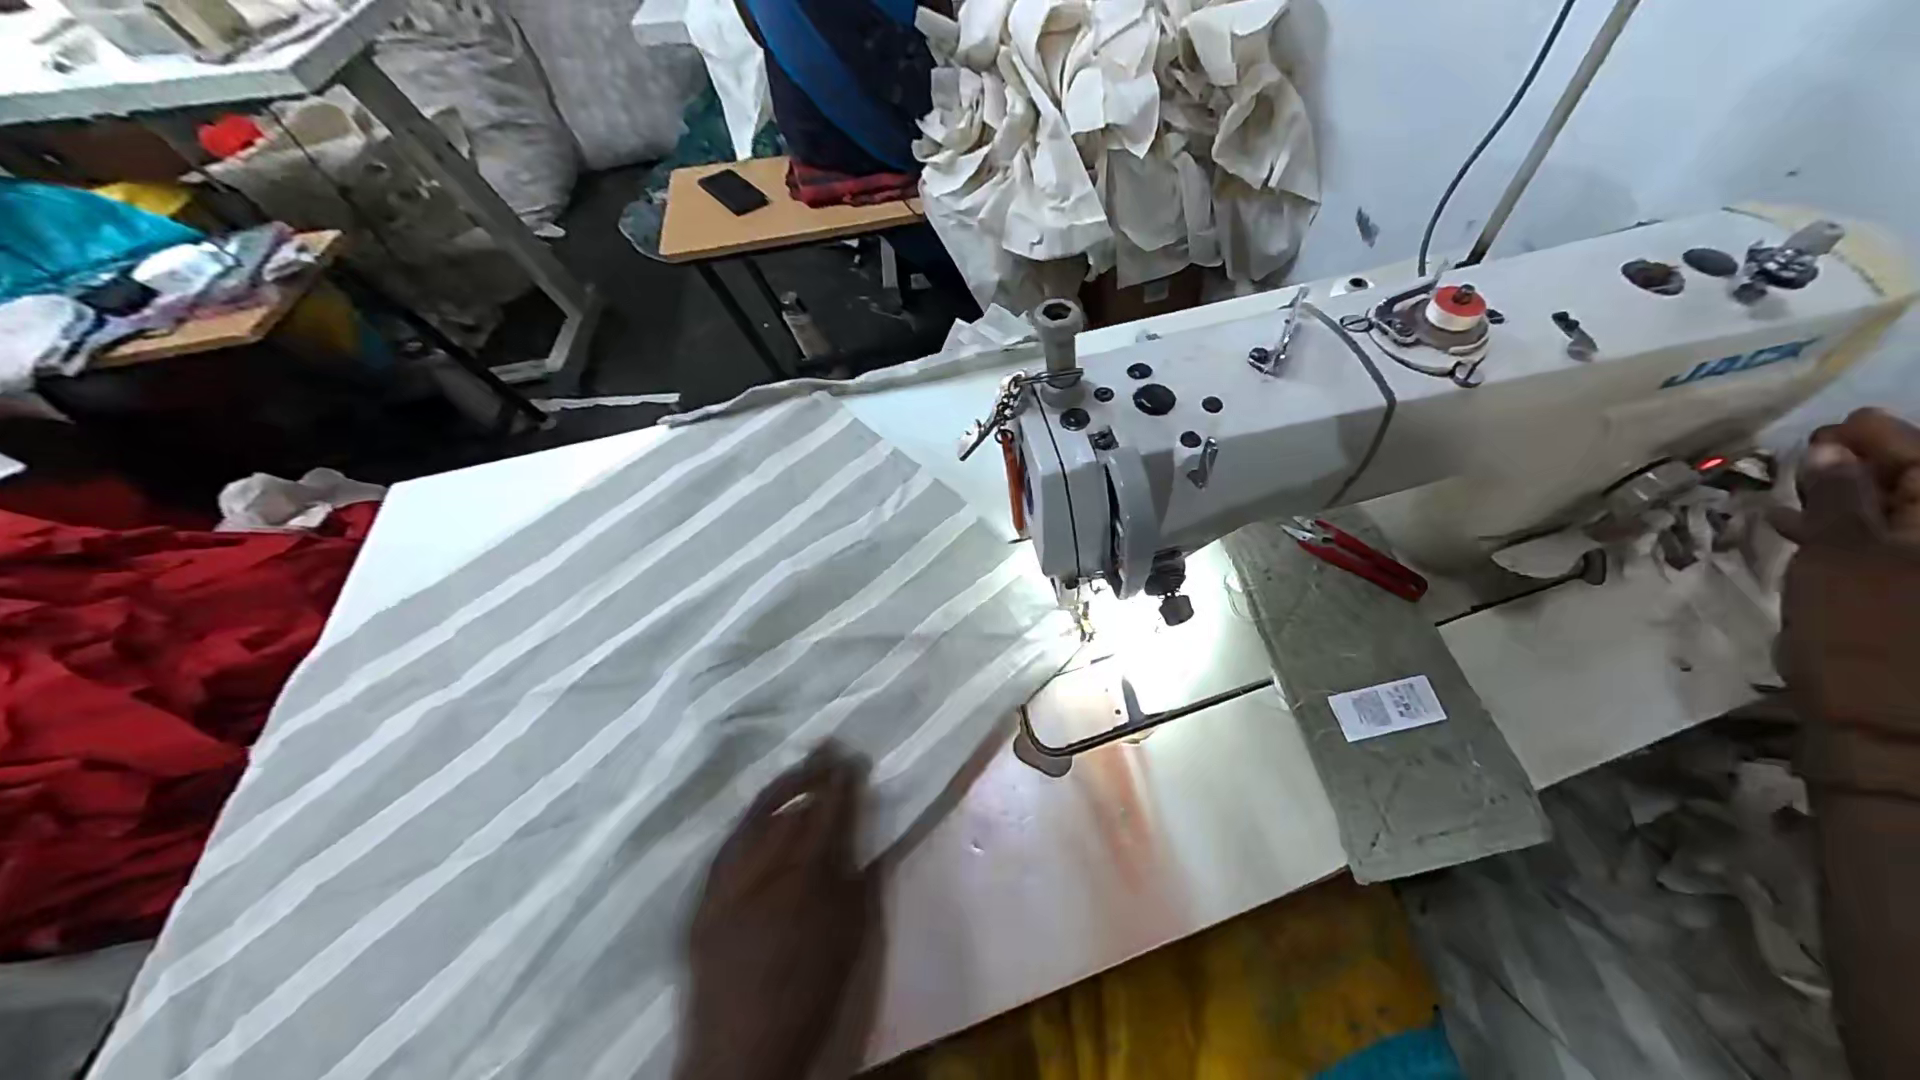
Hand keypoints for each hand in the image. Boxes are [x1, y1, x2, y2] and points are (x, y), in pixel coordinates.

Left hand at [676, 745, 875, 1079]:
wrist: (741, 1050)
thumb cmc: (811, 993)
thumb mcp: (851, 935)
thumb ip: (857, 877)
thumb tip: (865, 835)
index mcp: (805, 880)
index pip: (826, 814)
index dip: (840, 781)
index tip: (850, 756)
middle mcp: (761, 872)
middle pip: (788, 807)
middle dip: (809, 773)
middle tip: (825, 747)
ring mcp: (725, 883)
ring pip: (752, 819)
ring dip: (778, 789)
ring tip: (797, 770)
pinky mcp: (702, 898)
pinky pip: (727, 845)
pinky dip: (748, 822)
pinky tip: (759, 813)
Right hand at [1774, 409, 1919, 758]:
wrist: (1893, 728)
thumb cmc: (1869, 635)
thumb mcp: (1842, 560)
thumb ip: (1839, 501)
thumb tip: (1832, 448)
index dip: (1888, 439)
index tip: (1839, 422)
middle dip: (1871, 468)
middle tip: (1817, 451)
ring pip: (1907, 522)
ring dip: (1856, 503)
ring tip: (1802, 492)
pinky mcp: (1914, 604)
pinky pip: (1894, 552)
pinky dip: (1855, 537)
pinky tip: (1809, 534)